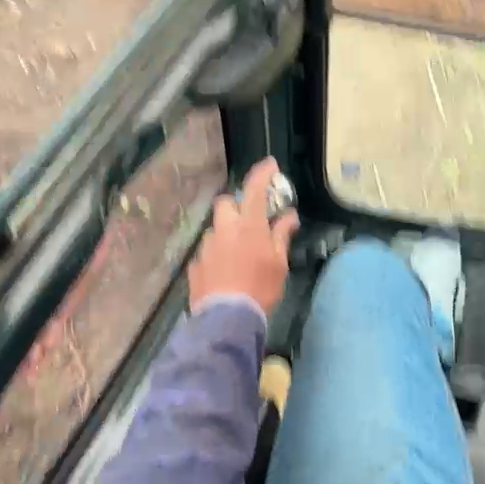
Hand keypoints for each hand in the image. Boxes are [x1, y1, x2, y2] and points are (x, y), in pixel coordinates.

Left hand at [188, 158, 299, 317]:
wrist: (227, 318)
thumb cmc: (260, 288)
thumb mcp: (279, 262)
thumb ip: (282, 235)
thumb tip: (289, 216)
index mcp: (248, 226)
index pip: (254, 189)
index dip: (262, 173)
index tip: (270, 164)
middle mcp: (224, 230)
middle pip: (226, 203)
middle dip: (237, 206)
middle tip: (251, 220)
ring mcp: (206, 247)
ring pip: (216, 229)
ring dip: (227, 233)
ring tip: (239, 253)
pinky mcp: (195, 265)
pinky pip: (207, 251)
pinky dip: (217, 254)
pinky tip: (226, 271)